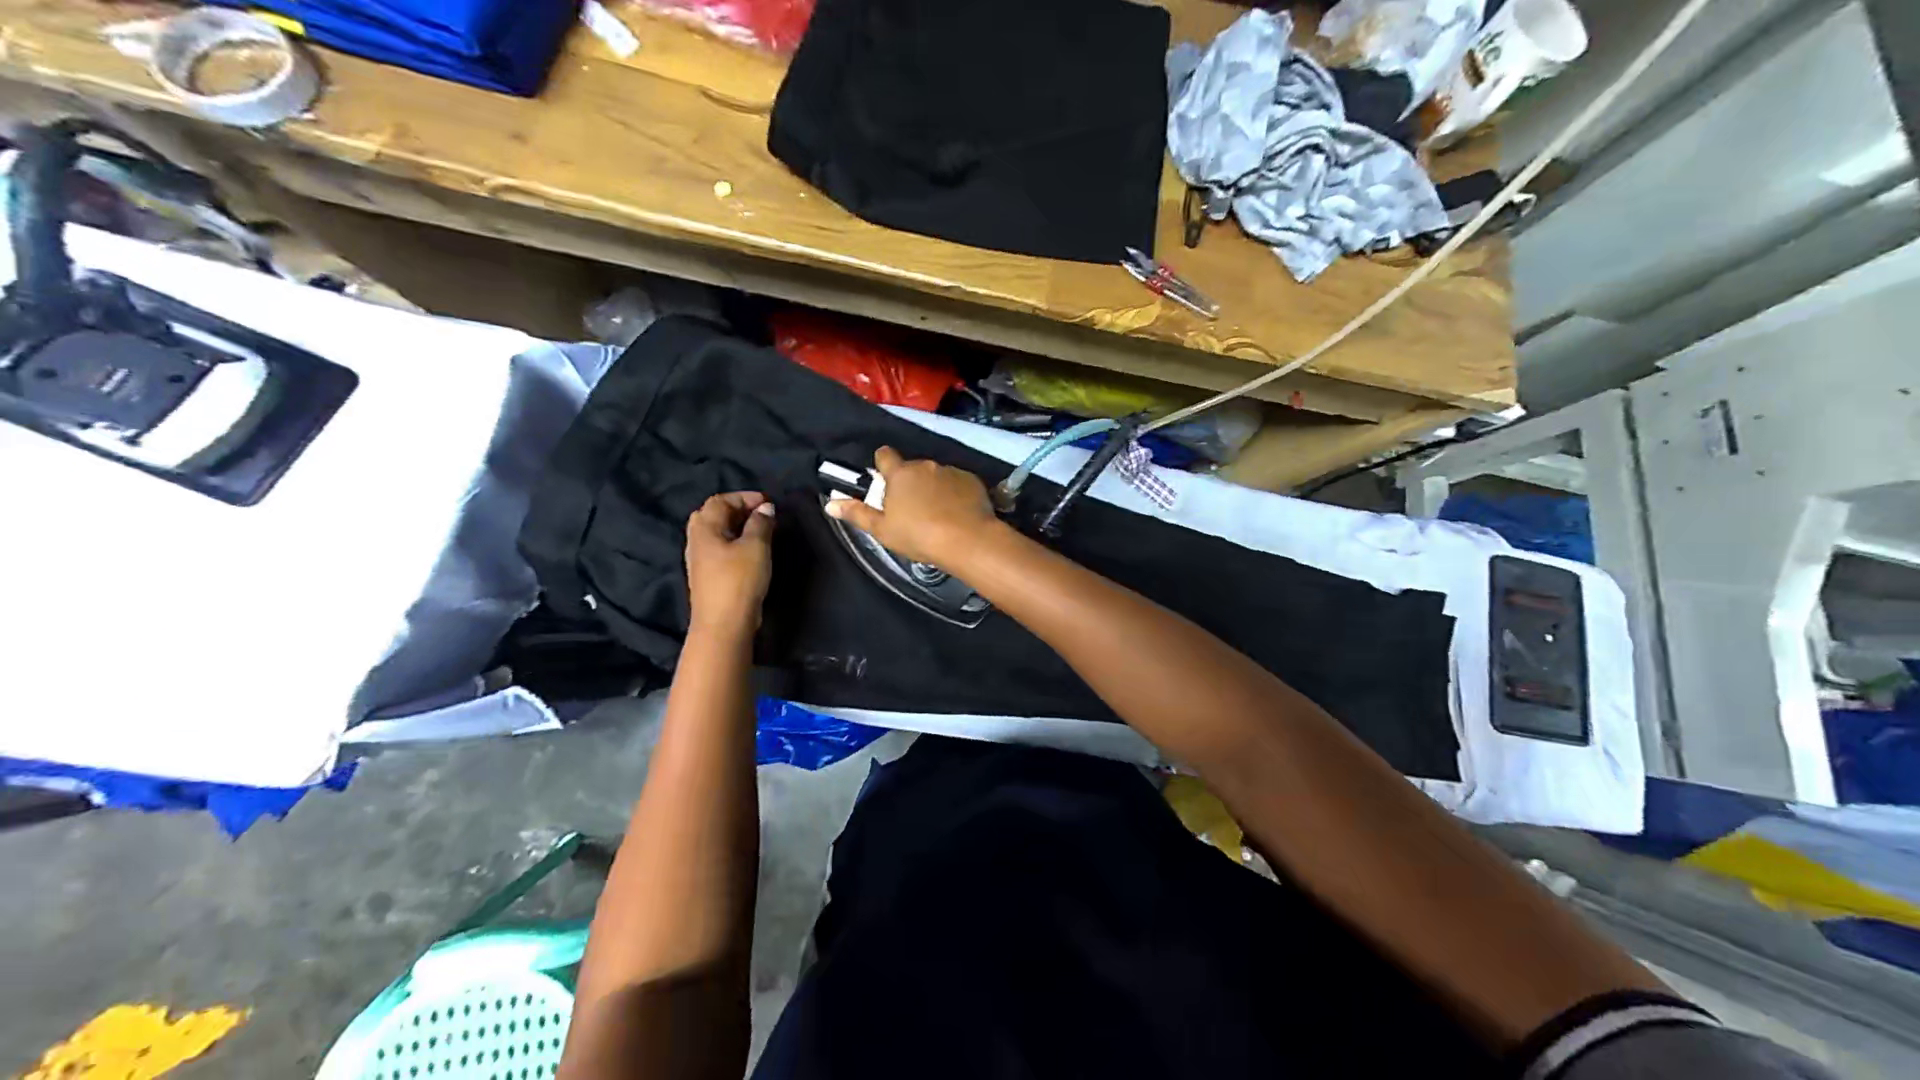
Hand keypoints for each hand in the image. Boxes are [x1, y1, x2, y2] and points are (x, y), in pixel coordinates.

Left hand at [685, 491, 775, 633]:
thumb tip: (766, 508)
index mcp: (705, 528)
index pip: (720, 500)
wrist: (723, 624)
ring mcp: (699, 559)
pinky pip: (719, 548)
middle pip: (714, 514)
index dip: (745, 497)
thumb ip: (761, 523)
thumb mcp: (756, 546)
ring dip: (737, 527)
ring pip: (716, 532)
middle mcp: (696, 539)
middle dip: (738, 510)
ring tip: (759, 532)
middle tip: (762, 515)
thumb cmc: (739, 580)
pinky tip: (749, 551)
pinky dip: (734, 542)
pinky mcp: (706, 575)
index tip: (769, 503)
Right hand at [823, 446, 1002, 568]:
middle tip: (911, 508)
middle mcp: (925, 465)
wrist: (967, 539)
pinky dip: (955, 493)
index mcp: (900, 474)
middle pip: (912, 468)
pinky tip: (957, 513)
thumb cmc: (919, 536)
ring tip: (937, 513)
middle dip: (910, 482)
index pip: (885, 455)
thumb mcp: (883, 530)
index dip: (882, 464)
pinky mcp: (972, 480)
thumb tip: (830, 504)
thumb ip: (857, 514)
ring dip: (933, 487)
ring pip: (936, 475)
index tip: (884, 478)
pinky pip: (958, 482)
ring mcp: (950, 470)